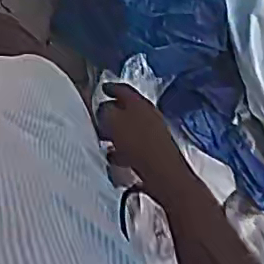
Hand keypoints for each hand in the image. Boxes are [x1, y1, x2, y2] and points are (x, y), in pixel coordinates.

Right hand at [96, 83, 199, 203]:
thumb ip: (105, 111)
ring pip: (132, 128)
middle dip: (113, 113)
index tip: (102, 87)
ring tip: (104, 141)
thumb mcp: (112, 122)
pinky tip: (116, 158)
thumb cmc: (137, 144)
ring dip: (118, 133)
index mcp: (139, 103)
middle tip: (99, 117)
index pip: (123, 89)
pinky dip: (125, 149)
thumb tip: (103, 109)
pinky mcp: (158, 153)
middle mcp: (150, 115)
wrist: (165, 175)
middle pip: (128, 109)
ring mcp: (156, 134)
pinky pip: (137, 146)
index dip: (110, 87)